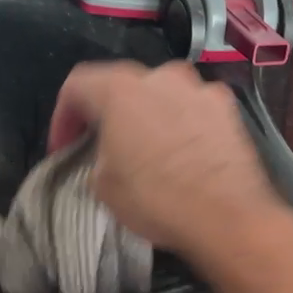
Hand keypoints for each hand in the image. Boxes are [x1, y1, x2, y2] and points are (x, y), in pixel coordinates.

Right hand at [48, 62, 292, 261]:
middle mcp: (162, 75)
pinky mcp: (229, 111)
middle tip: (104, 148)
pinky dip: (183, 129)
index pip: (76, 87)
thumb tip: (106, 159)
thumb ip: (96, 160)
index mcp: (120, 88)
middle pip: (124, 88)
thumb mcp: (104, 187)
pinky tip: (183, 159)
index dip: (63, 119)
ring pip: (163, 99)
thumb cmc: (157, 200)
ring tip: (148, 154)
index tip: (63, 149)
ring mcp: (200, 89)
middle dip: (110, 117)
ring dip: (150, 120)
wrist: (226, 217)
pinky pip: (194, 114)